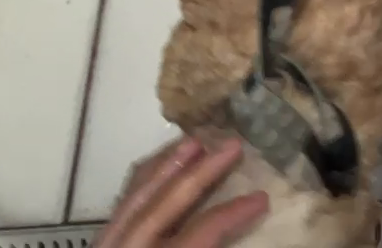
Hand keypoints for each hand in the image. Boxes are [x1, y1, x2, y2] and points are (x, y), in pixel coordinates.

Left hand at [95, 135, 268, 247]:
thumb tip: (239, 239)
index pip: (197, 237)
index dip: (231, 215)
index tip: (263, 198)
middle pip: (160, 209)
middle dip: (198, 174)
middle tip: (234, 144)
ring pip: (131, 205)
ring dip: (165, 170)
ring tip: (194, 142)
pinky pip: (118, 212)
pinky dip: (140, 186)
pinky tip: (157, 171)